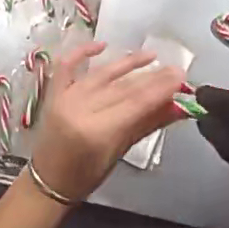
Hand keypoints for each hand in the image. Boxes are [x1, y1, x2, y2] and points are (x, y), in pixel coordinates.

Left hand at [28, 42, 184, 201]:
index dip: (160, 88)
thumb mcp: (119, 153)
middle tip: (176, 68)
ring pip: (102, 75)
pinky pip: (66, 66)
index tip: (181, 76)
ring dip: (127, 63)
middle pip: (122, 88)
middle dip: (152, 77)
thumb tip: (178, 107)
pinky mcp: (53, 94)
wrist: (47, 181)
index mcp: (96, 131)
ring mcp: (64, 98)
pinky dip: (82, 53)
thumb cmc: (86, 175)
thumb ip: (147, 125)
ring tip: (151, 55)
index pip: (136, 103)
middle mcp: (79, 109)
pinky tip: (102, 45)